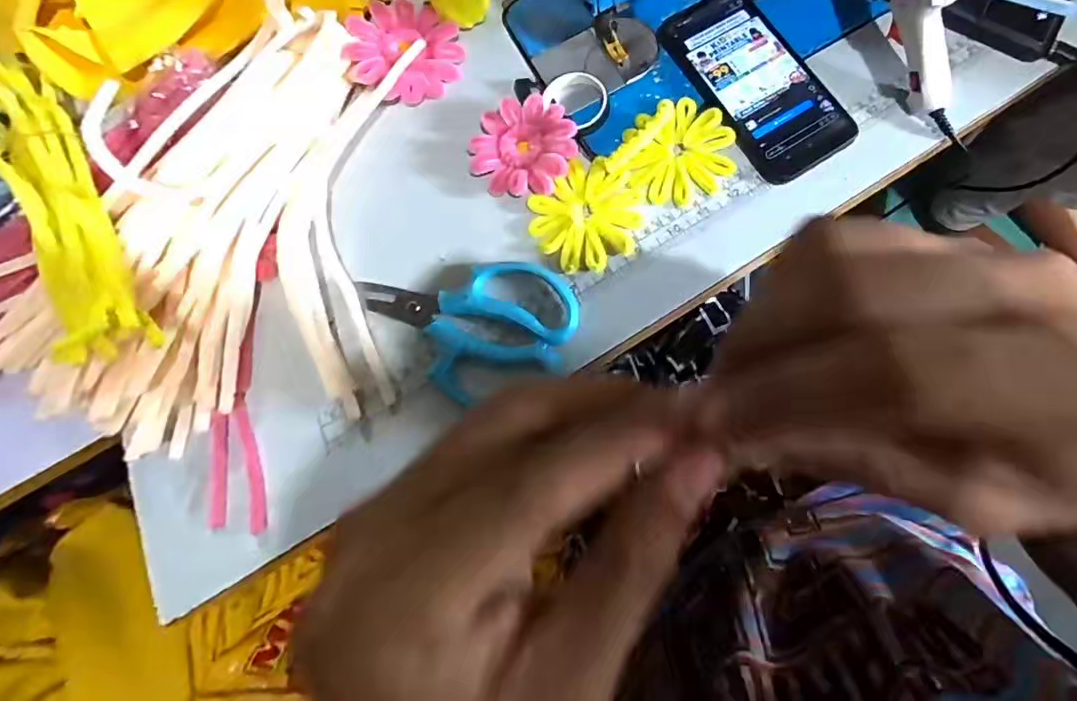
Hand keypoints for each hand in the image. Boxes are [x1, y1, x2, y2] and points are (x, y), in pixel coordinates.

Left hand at [294, 379, 722, 700]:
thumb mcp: (573, 678)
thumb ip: (635, 560)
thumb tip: (702, 459)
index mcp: (411, 593)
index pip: (534, 480)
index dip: (623, 437)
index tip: (697, 414)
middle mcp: (377, 528)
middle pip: (510, 423)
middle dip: (605, 404)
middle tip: (681, 408)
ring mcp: (375, 511)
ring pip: (494, 417)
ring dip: (578, 406)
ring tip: (649, 416)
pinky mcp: (387, 507)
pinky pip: (476, 439)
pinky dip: (544, 428)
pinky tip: (592, 437)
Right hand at [703, 219, 1076, 579]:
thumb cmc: (1060, 491)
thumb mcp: (968, 506)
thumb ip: (858, 457)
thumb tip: (742, 431)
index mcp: (1057, 384)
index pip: (897, 372)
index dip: (792, 396)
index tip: (716, 427)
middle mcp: (1026, 289)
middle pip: (861, 289)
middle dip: (767, 339)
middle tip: (717, 389)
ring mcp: (992, 247)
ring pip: (849, 246)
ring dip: (776, 301)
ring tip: (747, 356)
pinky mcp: (960, 233)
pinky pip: (857, 235)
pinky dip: (801, 277)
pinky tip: (787, 319)